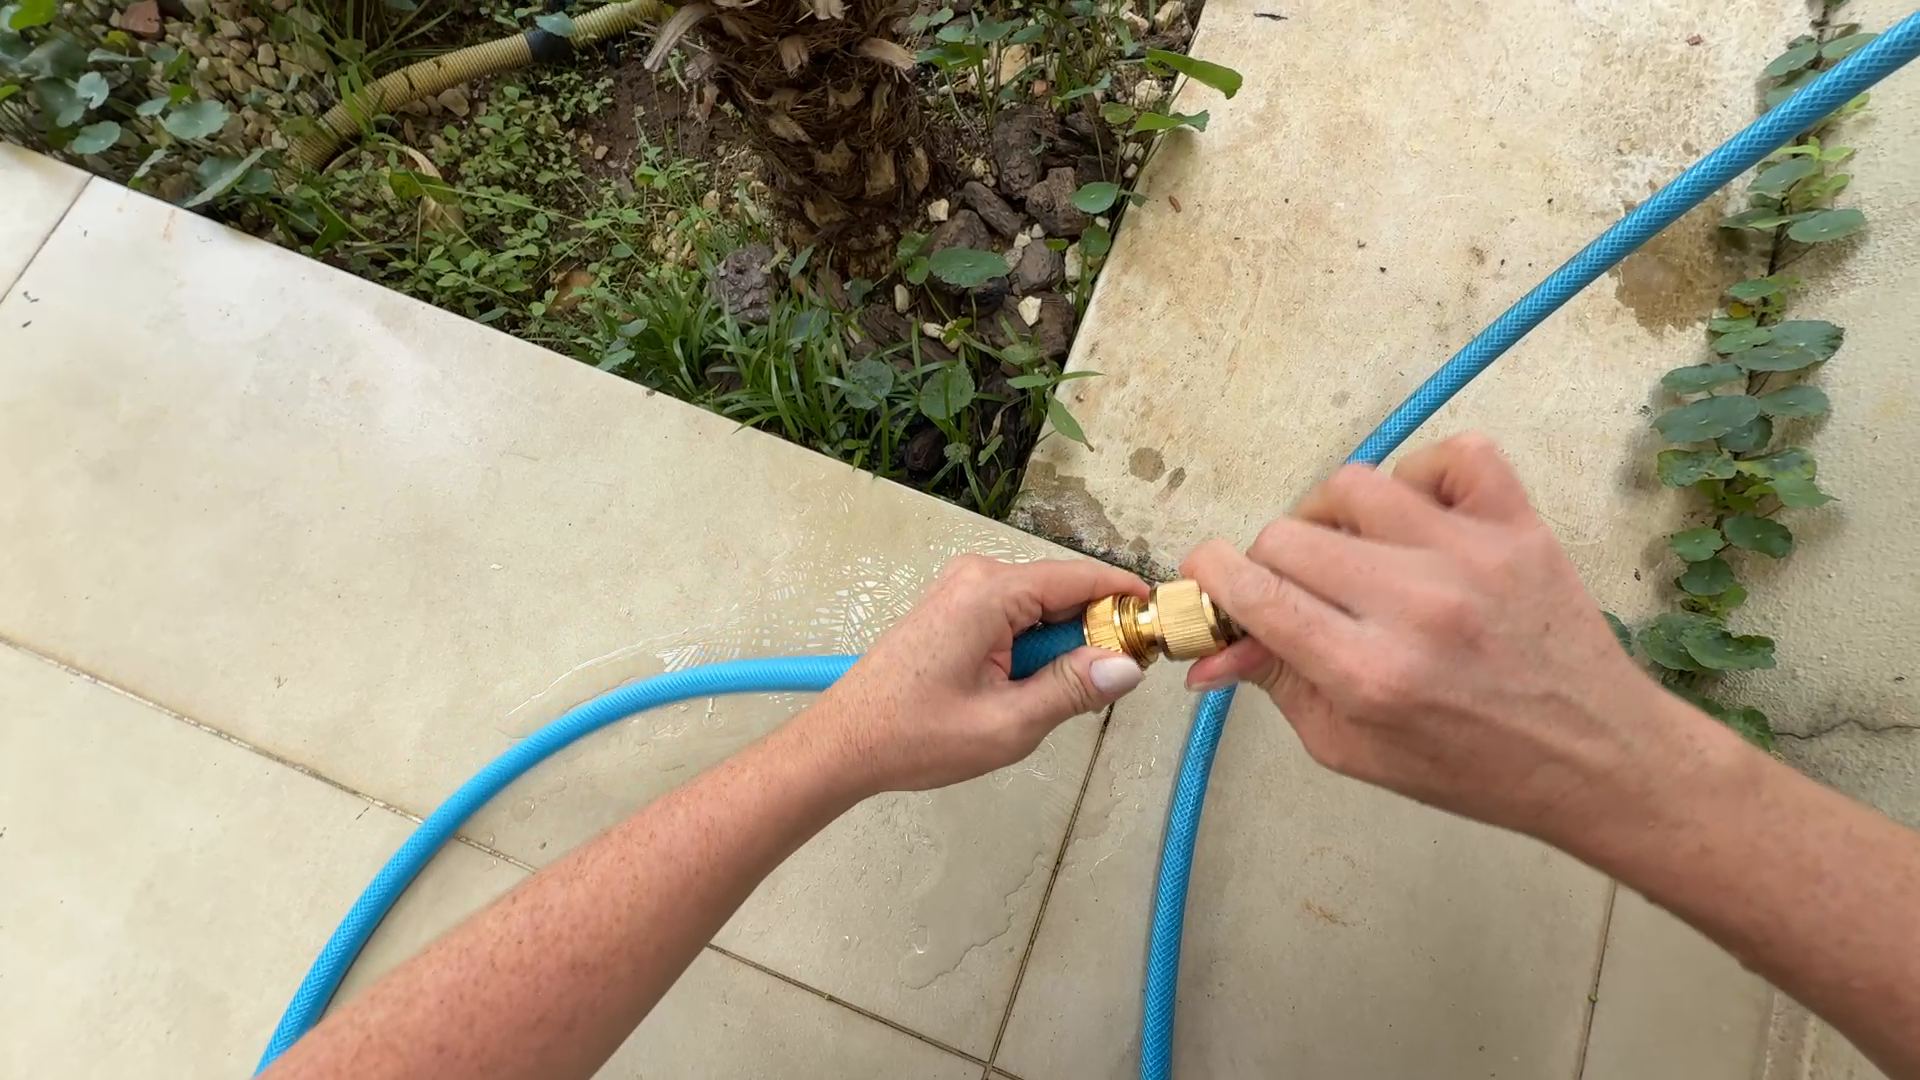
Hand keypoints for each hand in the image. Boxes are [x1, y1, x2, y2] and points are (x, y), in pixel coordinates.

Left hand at [801, 555, 1149, 793]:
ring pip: (1038, 607)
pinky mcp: (953, 607)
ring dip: (1058, 647)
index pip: (1081, 578)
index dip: (1126, 598)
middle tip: (1108, 684)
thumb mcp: (1008, 724)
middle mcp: (976, 575)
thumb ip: (1073, 690)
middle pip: (1061, 591)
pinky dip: (1031, 646)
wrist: (845, 742)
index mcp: (991, 591)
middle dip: (1092, 632)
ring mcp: (961, 588)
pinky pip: (1012, 616)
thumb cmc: (916, 735)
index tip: (1161, 624)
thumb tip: (1129, 665)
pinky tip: (1022, 687)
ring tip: (1051, 698)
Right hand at [1181, 433, 1721, 840]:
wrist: (1603, 763)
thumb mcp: (1345, 745)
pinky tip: (1417, 517)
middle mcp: (1416, 605)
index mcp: (1367, 672)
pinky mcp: (1521, 526)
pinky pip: (1454, 454)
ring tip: (1348, 551)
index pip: (1252, 591)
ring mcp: (1474, 556)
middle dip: (1266, 564)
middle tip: (1293, 591)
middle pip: (1285, 535)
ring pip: (1351, 485)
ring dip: (1328, 517)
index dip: (1206, 575)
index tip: (1203, 578)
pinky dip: (1420, 475)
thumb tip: (1203, 654)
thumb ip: (1271, 683)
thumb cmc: (1464, 767)